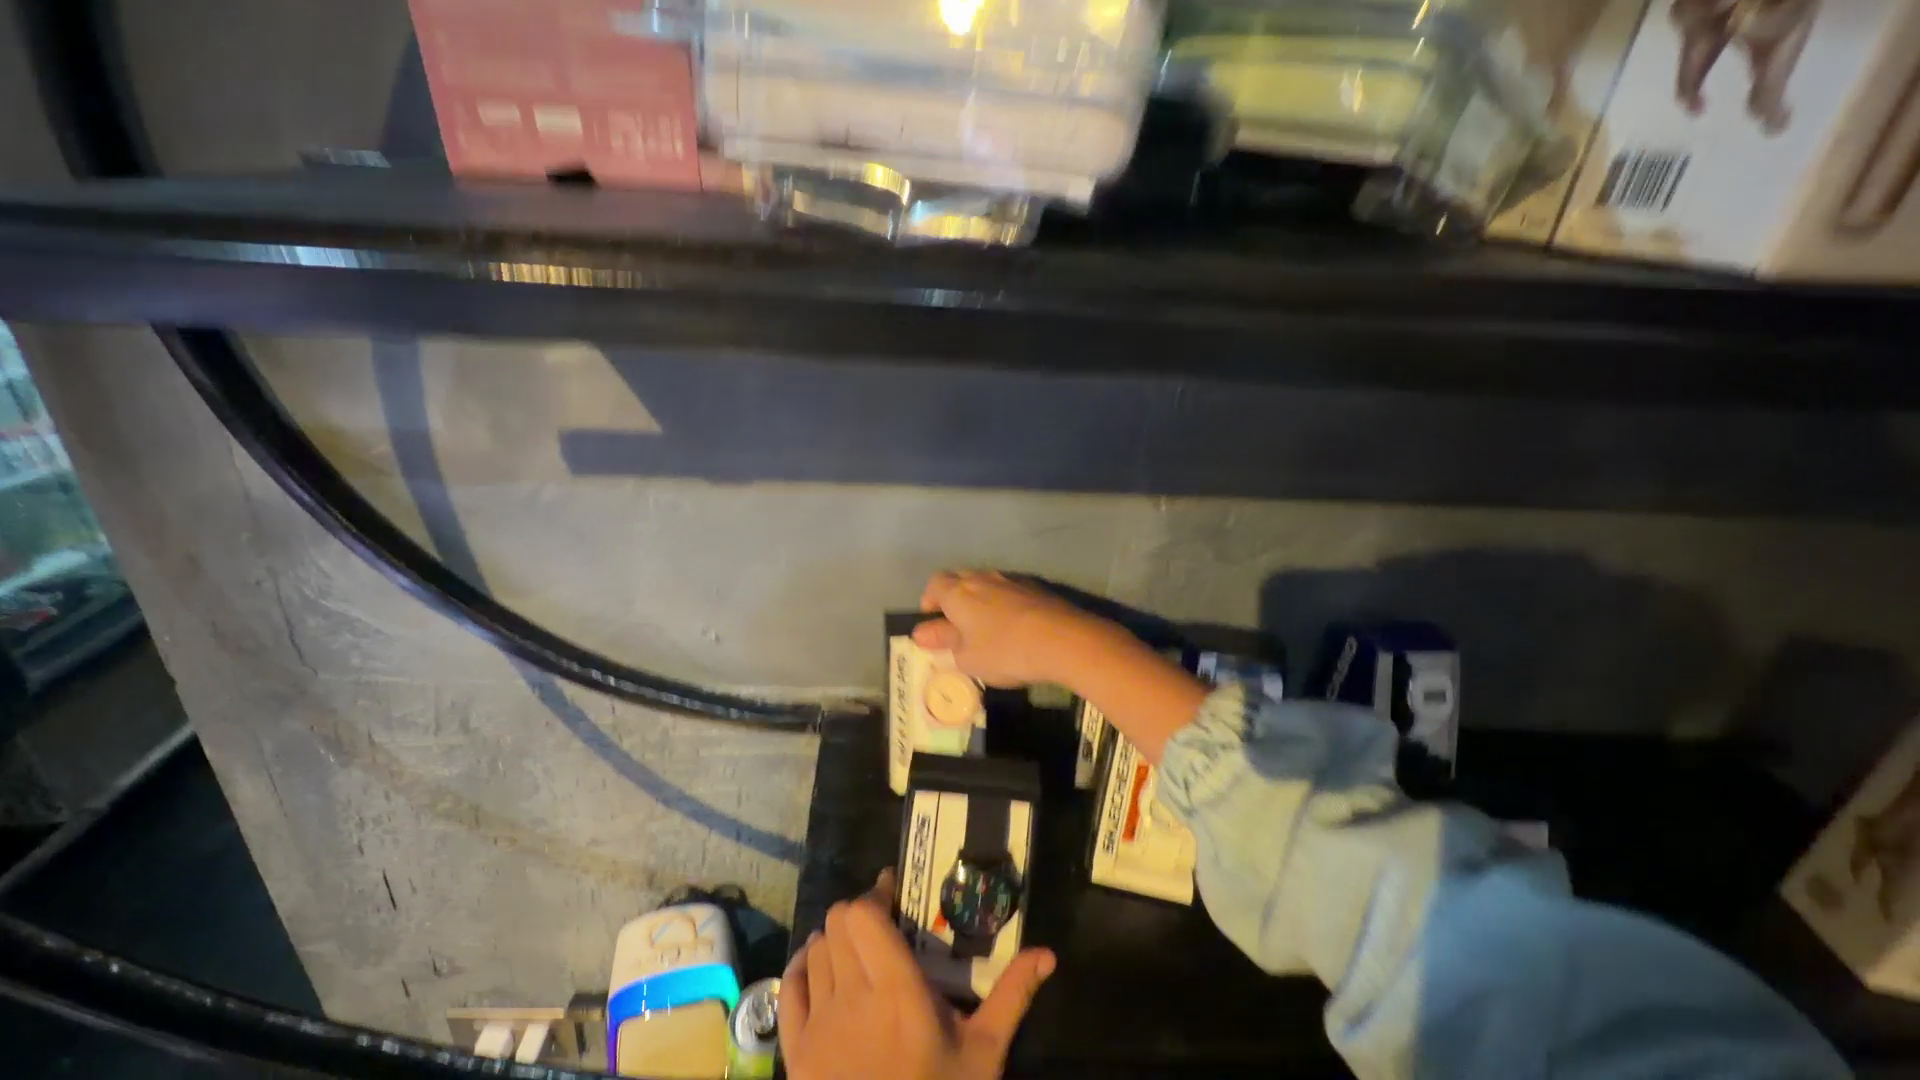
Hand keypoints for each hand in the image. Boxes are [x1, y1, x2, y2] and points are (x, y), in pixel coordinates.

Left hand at [781, 870, 1055, 1079]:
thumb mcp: (983, 1052)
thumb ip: (1011, 996)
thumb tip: (1047, 954)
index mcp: (898, 991)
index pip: (865, 916)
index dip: (875, 894)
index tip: (893, 890)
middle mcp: (851, 997)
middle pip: (837, 924)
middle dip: (858, 913)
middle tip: (882, 922)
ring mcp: (817, 1024)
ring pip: (815, 950)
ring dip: (833, 938)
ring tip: (856, 949)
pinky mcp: (796, 1050)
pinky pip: (788, 988)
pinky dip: (801, 967)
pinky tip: (816, 967)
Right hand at [914, 571, 1119, 688]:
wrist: (1062, 640)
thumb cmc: (1004, 651)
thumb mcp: (967, 657)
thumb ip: (944, 642)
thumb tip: (921, 633)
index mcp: (958, 592)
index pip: (934, 584)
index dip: (930, 601)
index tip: (934, 623)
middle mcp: (982, 578)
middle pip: (960, 578)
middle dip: (954, 598)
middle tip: (958, 626)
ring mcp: (1012, 580)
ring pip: (987, 583)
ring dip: (982, 600)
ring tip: (987, 628)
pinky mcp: (1036, 588)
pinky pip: (1010, 591)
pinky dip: (1005, 604)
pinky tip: (1014, 626)